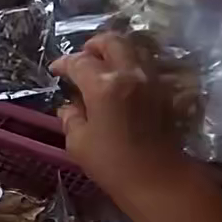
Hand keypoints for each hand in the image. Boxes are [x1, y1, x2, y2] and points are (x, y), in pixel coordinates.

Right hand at [51, 32, 199, 206]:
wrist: (158, 180)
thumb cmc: (113, 165)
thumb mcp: (79, 143)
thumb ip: (71, 118)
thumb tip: (69, 106)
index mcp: (104, 86)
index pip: (79, 61)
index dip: (64, 63)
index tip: (56, 71)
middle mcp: (130, 74)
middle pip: (112, 41)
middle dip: (92, 46)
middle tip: (81, 59)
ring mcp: (152, 79)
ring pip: (133, 48)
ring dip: (114, 52)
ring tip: (101, 68)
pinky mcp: (164, 90)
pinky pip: (145, 66)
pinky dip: (130, 66)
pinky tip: (120, 83)